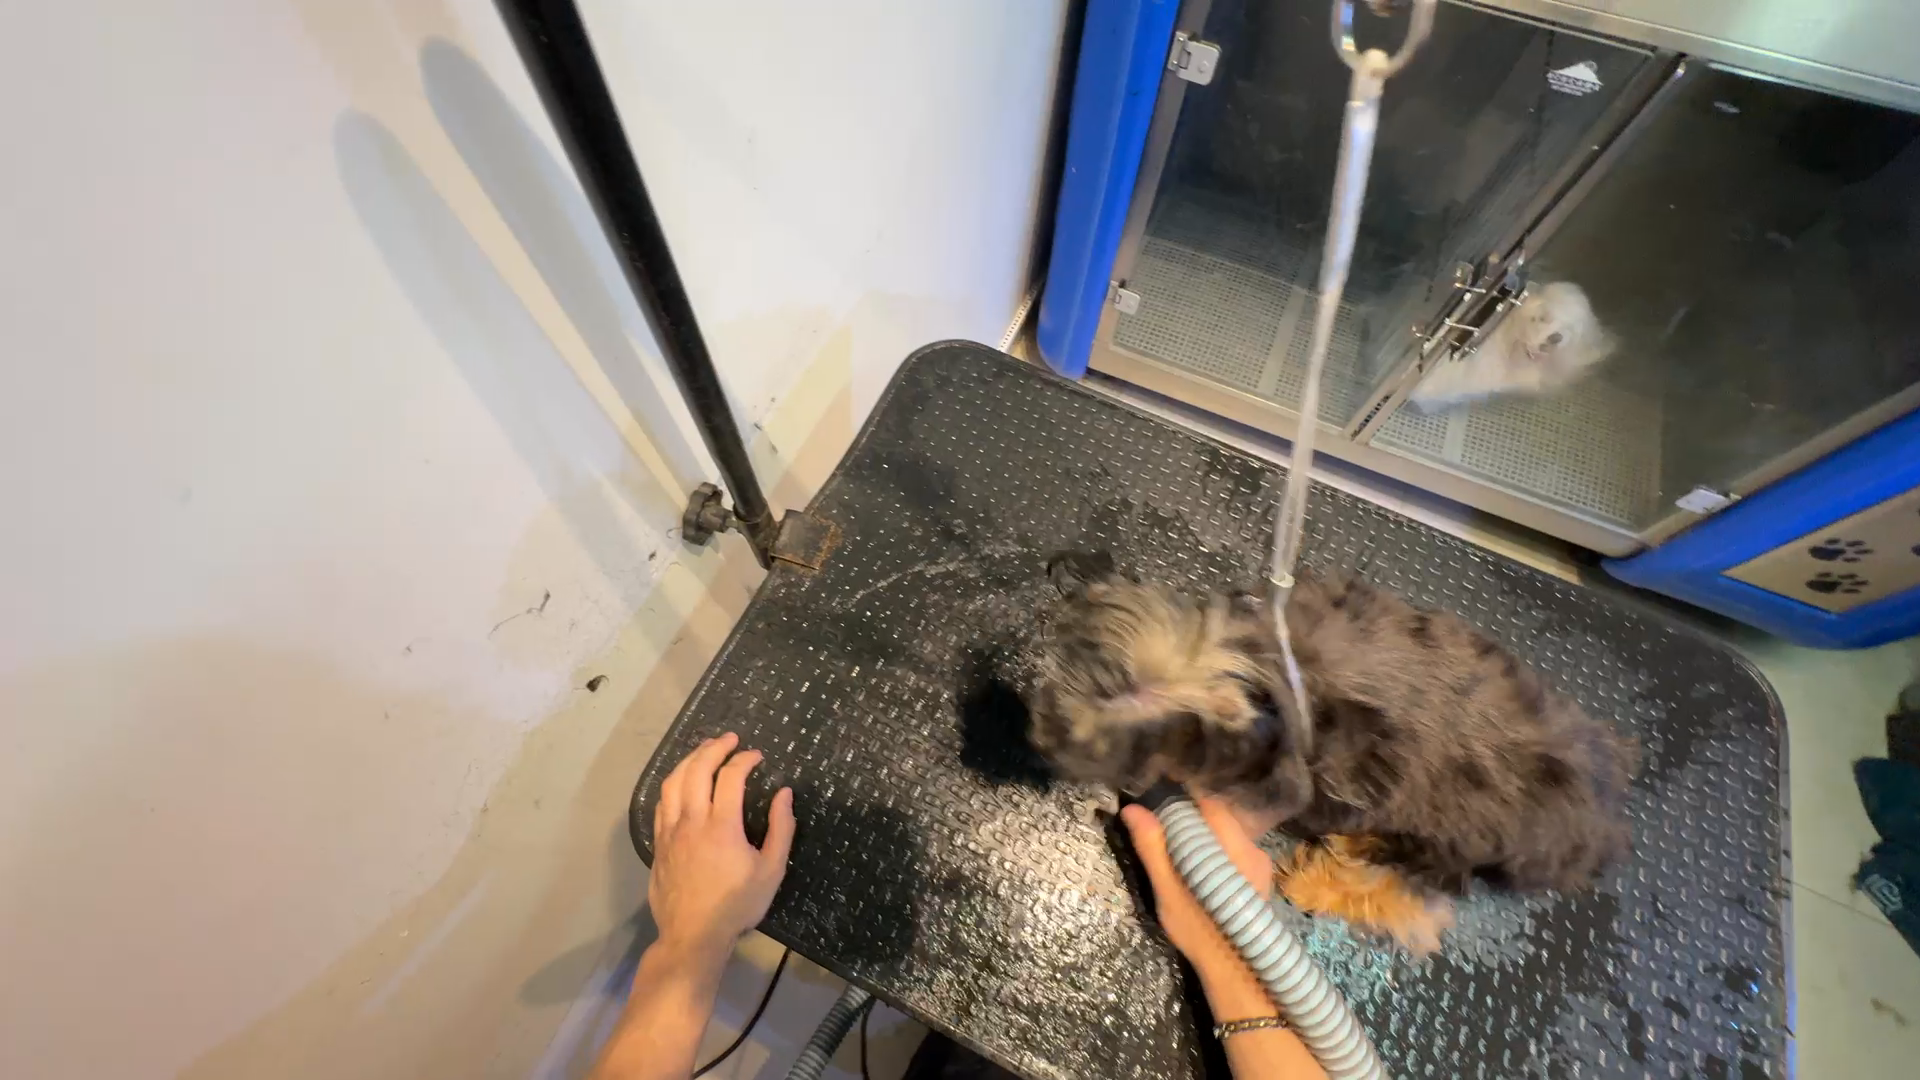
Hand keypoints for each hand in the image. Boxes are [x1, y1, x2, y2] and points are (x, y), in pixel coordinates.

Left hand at [649, 733, 794, 960]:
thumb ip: (780, 828)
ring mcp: (670, 832)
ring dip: (690, 760)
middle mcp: (692, 822)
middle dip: (714, 748)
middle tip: (730, 739)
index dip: (745, 759)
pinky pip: (661, 804)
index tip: (757, 756)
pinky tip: (684, 783)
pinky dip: (673, 784)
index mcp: (722, 826)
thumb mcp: (771, 870)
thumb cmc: (737, 904)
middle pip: (696, 770)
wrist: (693, 938)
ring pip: (672, 782)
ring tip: (705, 750)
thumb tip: (784, 794)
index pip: (731, 776)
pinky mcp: (658, 845)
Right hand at [1120, 797, 1274, 1007]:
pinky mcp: (1261, 879)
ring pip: (1227, 832)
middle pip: (1218, 816)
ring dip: (1203, 834)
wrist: (1238, 976)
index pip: (1208, 803)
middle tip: (1164, 831)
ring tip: (1178, 851)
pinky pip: (1235, 848)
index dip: (1182, 799)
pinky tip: (1198, 868)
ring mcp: (1260, 864)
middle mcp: (1252, 848)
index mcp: (1233, 846)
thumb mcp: (1168, 891)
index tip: (1160, 806)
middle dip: (1191, 818)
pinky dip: (1215, 849)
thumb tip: (1132, 809)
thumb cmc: (1200, 931)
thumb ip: (1152, 847)